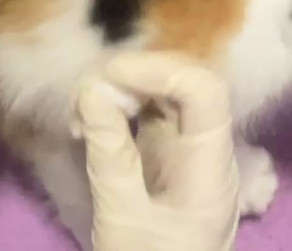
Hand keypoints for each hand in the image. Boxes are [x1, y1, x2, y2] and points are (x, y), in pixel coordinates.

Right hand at [76, 53, 241, 250]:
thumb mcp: (121, 221)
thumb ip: (109, 153)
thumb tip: (92, 88)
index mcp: (210, 169)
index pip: (203, 91)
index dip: (159, 69)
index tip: (109, 79)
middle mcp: (205, 152)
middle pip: (183, 83)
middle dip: (133, 77)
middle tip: (87, 97)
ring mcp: (186, 153)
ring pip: (164, 93)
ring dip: (121, 89)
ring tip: (81, 113)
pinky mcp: (165, 158)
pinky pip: (147, 114)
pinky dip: (118, 108)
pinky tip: (89, 124)